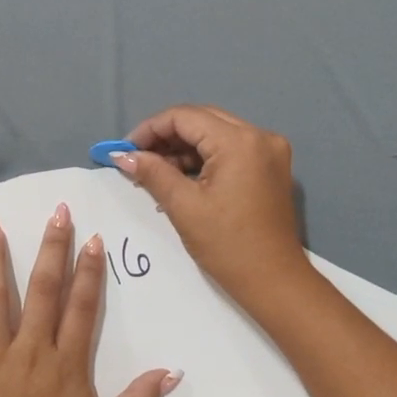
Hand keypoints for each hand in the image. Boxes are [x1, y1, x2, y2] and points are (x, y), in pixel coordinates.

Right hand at [113, 105, 317, 309]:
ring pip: (215, 133)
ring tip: (153, 170)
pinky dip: (203, 158)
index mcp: (239, 141)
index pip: (185, 117)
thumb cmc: (227, 244)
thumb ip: (152, 173)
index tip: (124, 150)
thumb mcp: (183, 207)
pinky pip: (229, 149)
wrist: (273, 280)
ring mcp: (268, 151)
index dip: (149, 129)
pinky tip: (179, 176)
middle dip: (165, 135)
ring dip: (183, 147)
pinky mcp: (270, 167)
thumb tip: (123, 156)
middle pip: (201, 119)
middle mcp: (259, 136)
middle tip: (136, 158)